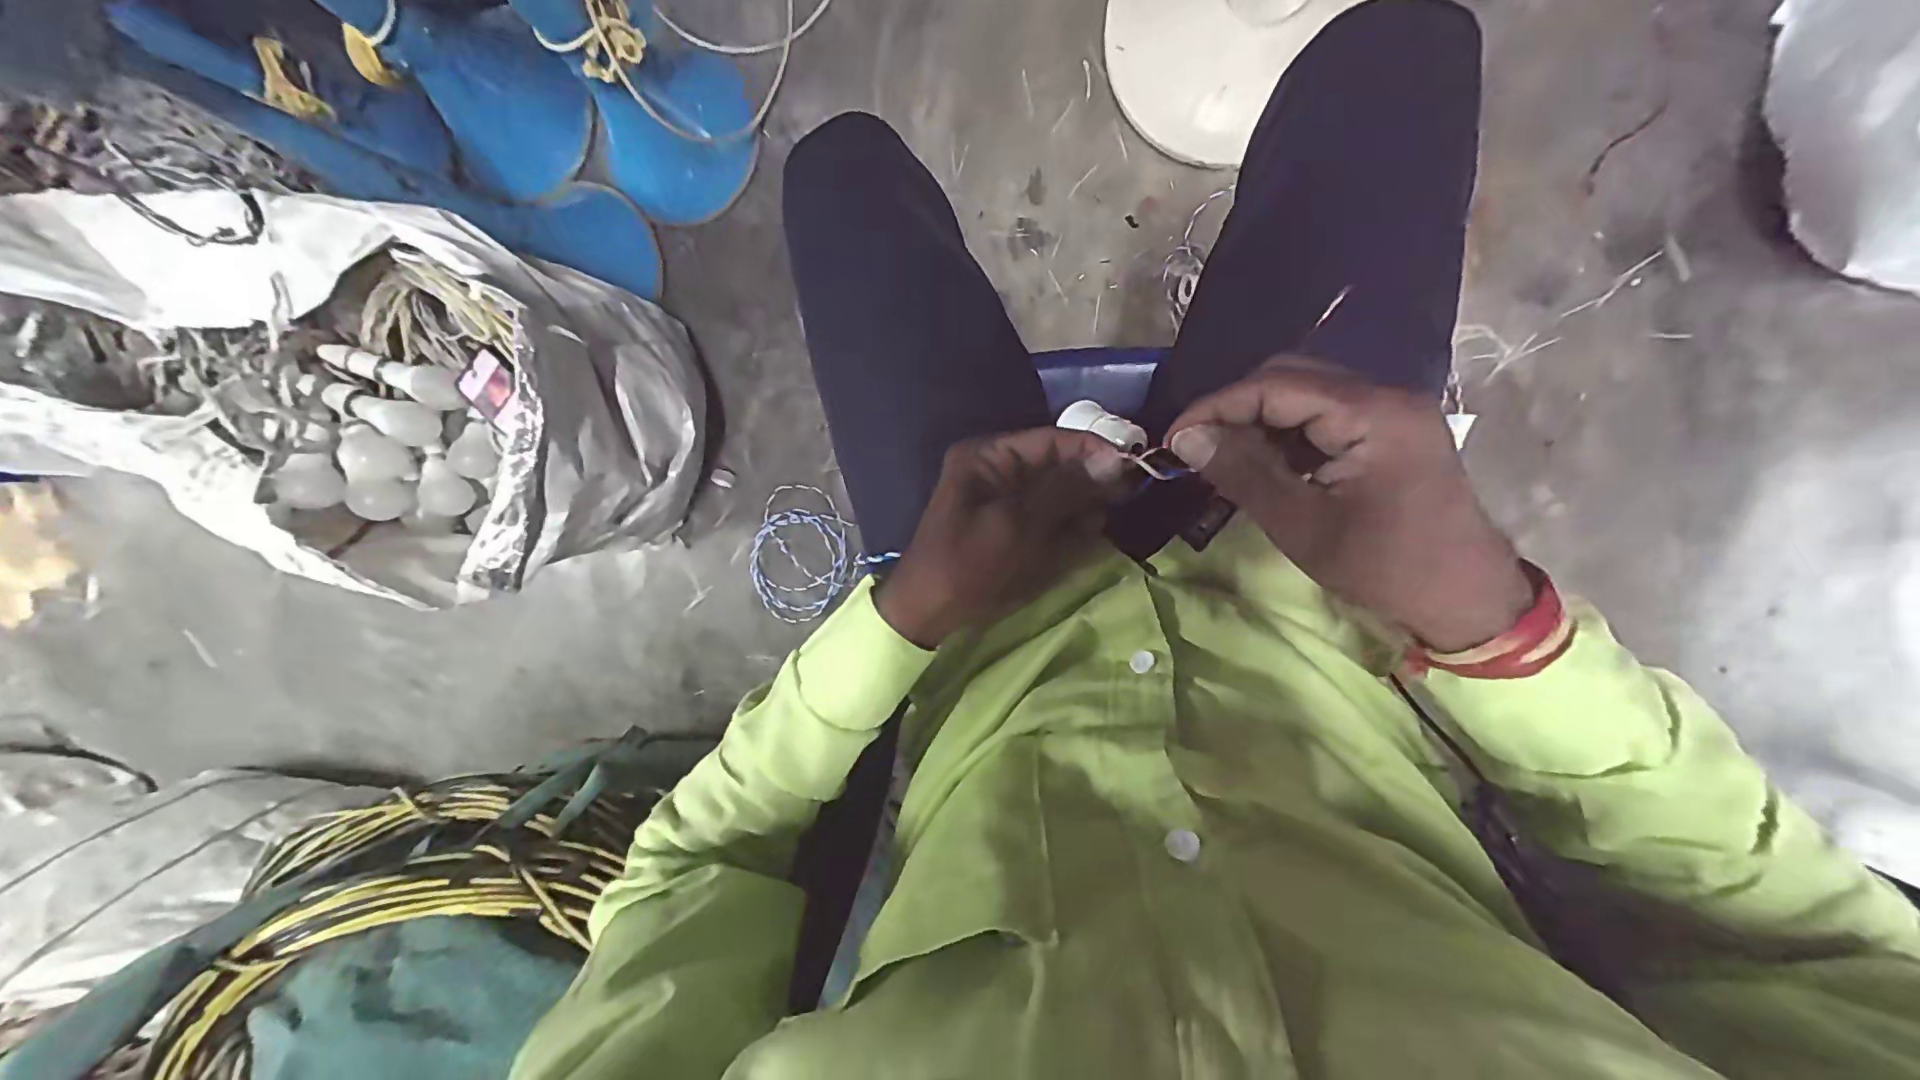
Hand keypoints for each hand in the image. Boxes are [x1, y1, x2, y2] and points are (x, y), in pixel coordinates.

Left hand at [875, 428, 1128, 647]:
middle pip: (1059, 465)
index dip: (1092, 449)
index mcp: (990, 458)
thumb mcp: (1016, 522)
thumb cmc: (967, 564)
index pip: (1051, 440)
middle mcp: (999, 472)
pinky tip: (1085, 538)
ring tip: (1095, 526)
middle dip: (1091, 480)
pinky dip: (1071, 528)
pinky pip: (1052, 520)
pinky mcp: (1015, 531)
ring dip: (1083, 507)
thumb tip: (1114, 461)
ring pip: (1060, 494)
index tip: (1132, 465)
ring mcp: (1008, 503)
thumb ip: (1064, 488)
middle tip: (1126, 496)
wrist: (929, 614)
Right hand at [1166, 357, 1531, 651]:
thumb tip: (1186, 437)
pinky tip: (1262, 463)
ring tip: (1222, 457)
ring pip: (1303, 394)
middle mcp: (1383, 396)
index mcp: (1371, 414)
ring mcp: (1389, 411)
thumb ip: (1243, 472)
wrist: (1465, 597)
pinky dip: (1282, 433)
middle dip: (1234, 408)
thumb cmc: (1384, 567)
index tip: (1174, 438)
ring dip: (1256, 420)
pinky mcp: (1387, 430)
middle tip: (1195, 446)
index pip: (1274, 386)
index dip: (1215, 406)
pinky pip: (1322, 415)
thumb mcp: (1302, 525)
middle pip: (1289, 377)